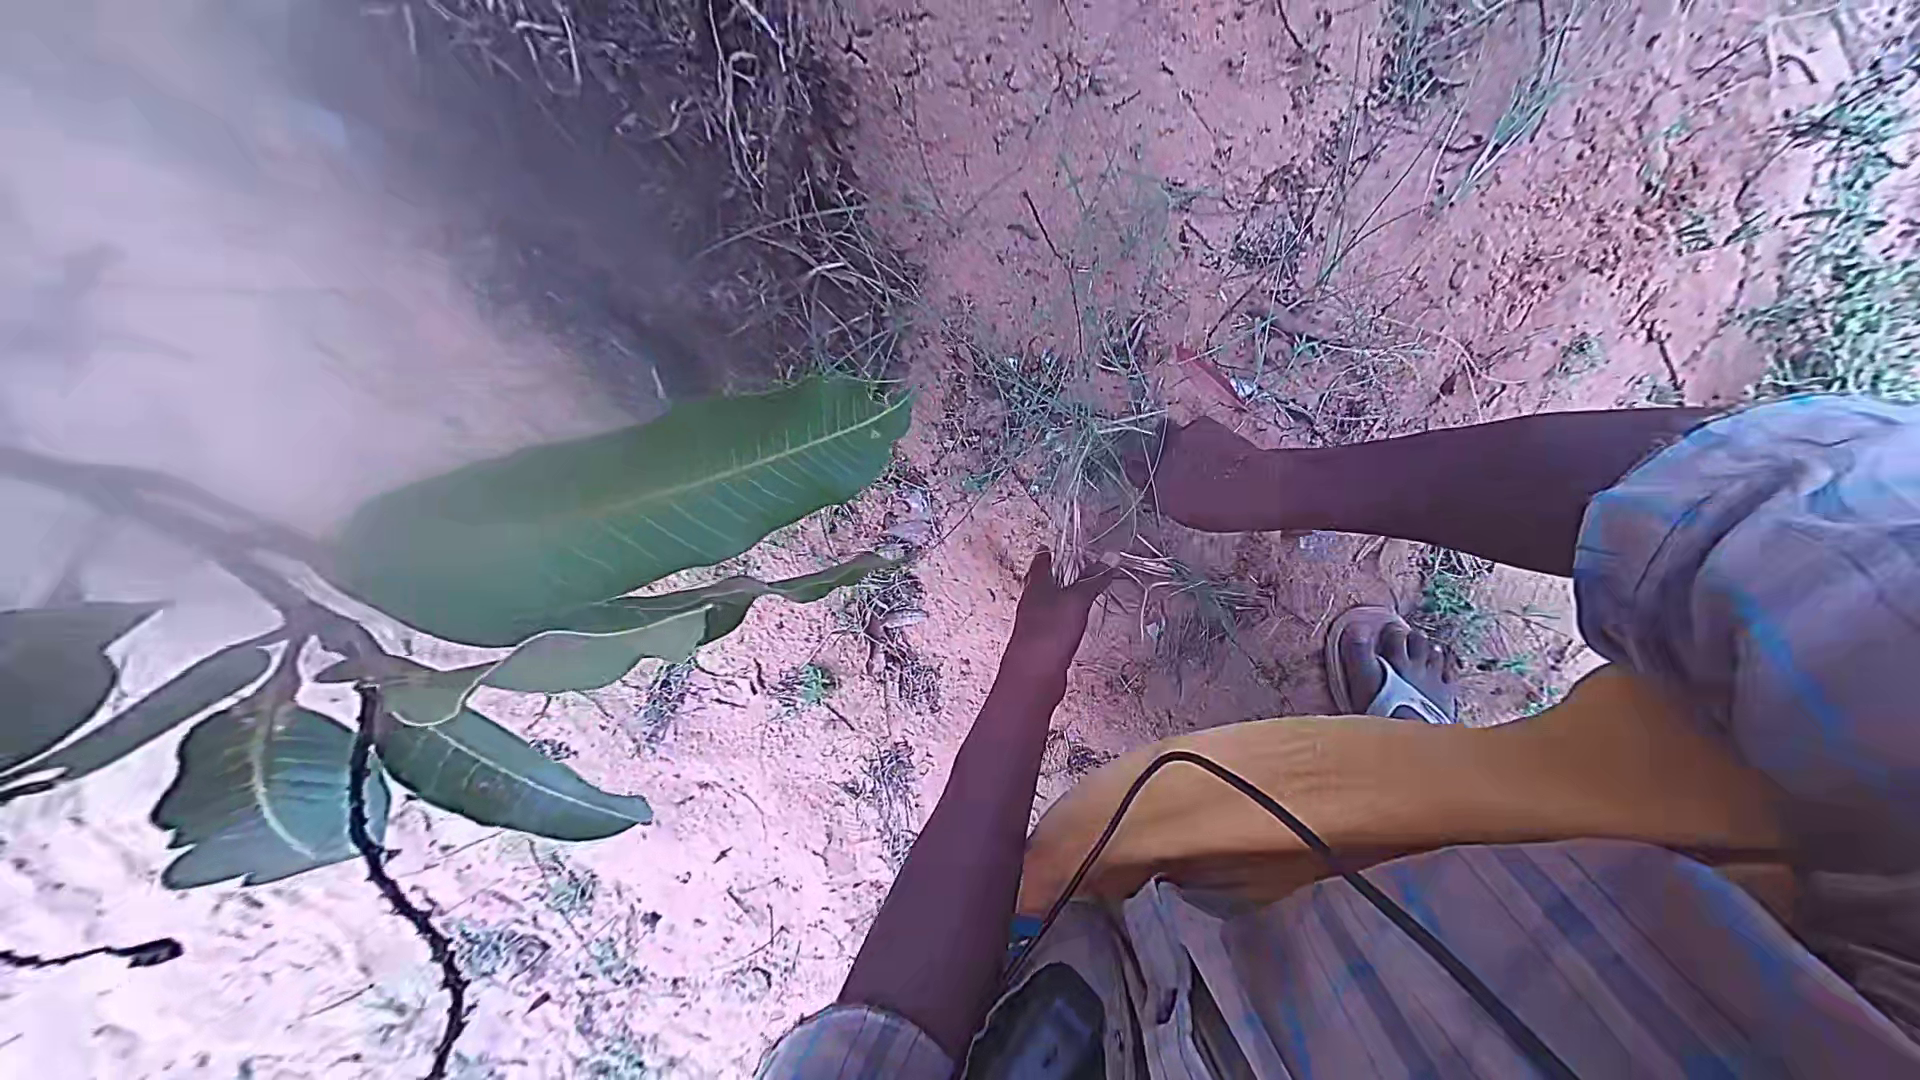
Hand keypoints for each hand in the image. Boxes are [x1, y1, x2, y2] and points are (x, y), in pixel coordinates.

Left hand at [1004, 551, 1110, 683]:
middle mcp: (1031, 602)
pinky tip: (1071, 623)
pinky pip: (1052, 622)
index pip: (1040, 562)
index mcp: (1036, 586)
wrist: (1034, 675)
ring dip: (1059, 596)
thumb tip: (1109, 558)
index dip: (1048, 553)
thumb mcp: (1076, 600)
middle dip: (1053, 574)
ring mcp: (1034, 623)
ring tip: (1073, 593)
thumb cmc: (1050, 632)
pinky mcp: (1041, 642)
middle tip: (1066, 568)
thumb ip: (1093, 580)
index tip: (1054, 546)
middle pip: (1040, 582)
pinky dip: (1062, 617)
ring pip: (1046, 603)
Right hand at [1122, 417, 1280, 531]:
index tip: (1145, 471)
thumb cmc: (1223, 509)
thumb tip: (1158, 488)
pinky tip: (1216, 446)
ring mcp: (1179, 439)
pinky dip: (1201, 435)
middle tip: (1172, 461)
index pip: (1132, 470)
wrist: (1255, 486)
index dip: (1139, 469)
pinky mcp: (1200, 424)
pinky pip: (1193, 428)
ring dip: (1176, 441)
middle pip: (1147, 448)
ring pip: (1168, 433)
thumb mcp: (1184, 513)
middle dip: (1154, 452)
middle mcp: (1160, 458)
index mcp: (1154, 484)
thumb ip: (1165, 496)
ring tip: (1197, 453)